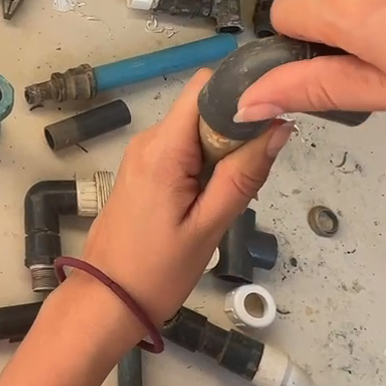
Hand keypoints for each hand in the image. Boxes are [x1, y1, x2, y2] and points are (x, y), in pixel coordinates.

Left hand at [79, 69, 291, 325]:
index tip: (273, 116)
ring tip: (233, 190)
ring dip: (222, 149)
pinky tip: (212, 195)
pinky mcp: (143, 168)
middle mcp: (148, 140)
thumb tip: (278, 129)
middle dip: (235, 129)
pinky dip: (205, 162)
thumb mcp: (209, 226)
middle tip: (255, 171)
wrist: (107, 298)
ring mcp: (142, 154)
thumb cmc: (157, 270)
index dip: (239, 93)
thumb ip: (243, 176)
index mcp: (162, 148)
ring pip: (194, 129)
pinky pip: (182, 149)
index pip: (203, 87)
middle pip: (201, 108)